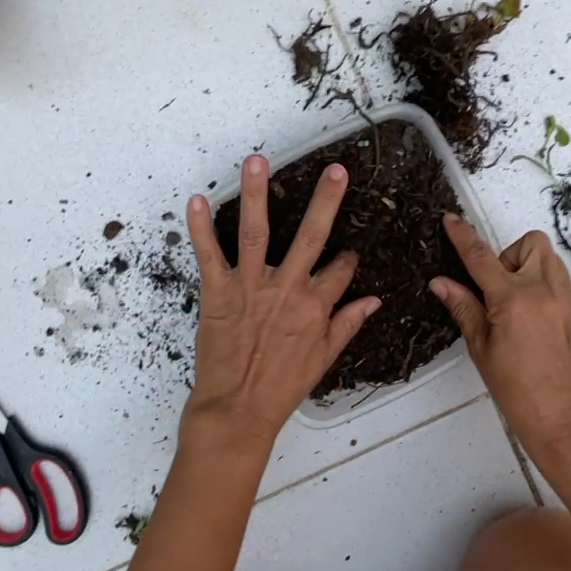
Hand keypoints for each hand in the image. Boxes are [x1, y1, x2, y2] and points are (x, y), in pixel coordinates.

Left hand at [181, 155, 381, 445]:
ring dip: (256, 193)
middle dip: (327, 200)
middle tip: (336, 169)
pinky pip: (209, 254)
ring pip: (257, 231)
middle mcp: (288, 287)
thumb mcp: (324, 359)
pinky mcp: (219, 292)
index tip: (347, 253)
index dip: (346, 260)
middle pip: (312, 235)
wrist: (237, 410)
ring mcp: (252, 286)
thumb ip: (348, 324)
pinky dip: (200, 227)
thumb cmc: (282, 388)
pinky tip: (196, 199)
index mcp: (317, 305)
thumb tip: (374, 300)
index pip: (340, 269)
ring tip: (257, 160)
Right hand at [431, 215, 570, 456]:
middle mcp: (544, 291)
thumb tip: (440, 282)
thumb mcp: (480, 347)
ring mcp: (566, 300)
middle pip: (530, 243)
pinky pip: (560, 282)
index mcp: (513, 300)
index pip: (481, 257)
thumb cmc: (512, 387)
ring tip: (515, 300)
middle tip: (497, 287)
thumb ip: (463, 307)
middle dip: (510, 254)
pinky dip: (543, 286)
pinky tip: (533, 319)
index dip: (463, 236)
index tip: (451, 219)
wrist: (559, 416)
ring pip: (550, 258)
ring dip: (529, 266)